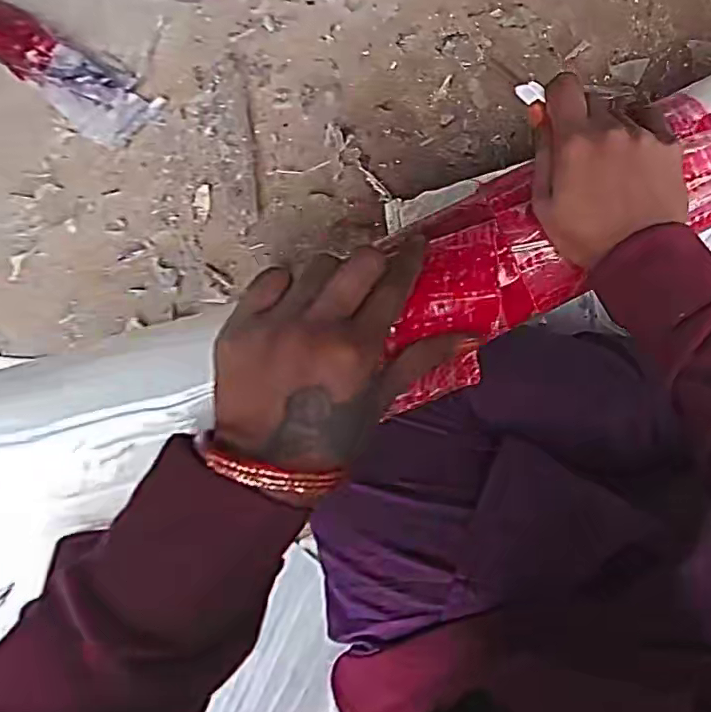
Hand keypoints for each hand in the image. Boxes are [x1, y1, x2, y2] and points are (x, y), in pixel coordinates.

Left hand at [211, 239, 462, 475]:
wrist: (264, 467)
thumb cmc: (332, 437)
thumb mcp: (383, 398)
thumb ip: (423, 358)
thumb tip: (469, 337)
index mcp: (358, 349)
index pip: (393, 285)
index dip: (410, 258)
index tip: (415, 244)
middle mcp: (318, 329)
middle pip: (358, 261)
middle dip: (375, 261)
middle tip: (375, 274)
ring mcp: (276, 324)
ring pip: (316, 265)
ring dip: (332, 274)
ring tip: (332, 296)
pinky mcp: (241, 326)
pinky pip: (271, 279)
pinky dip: (288, 284)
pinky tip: (295, 304)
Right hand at [531, 72, 689, 268]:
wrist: (641, 258)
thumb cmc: (592, 239)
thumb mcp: (545, 204)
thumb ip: (541, 153)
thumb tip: (541, 119)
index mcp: (575, 141)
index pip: (563, 87)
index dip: (558, 96)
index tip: (558, 111)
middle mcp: (610, 130)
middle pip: (592, 100)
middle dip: (584, 120)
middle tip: (584, 153)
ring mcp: (642, 136)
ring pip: (621, 112)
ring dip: (613, 130)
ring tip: (613, 166)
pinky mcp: (668, 146)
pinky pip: (651, 120)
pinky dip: (642, 129)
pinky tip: (635, 154)